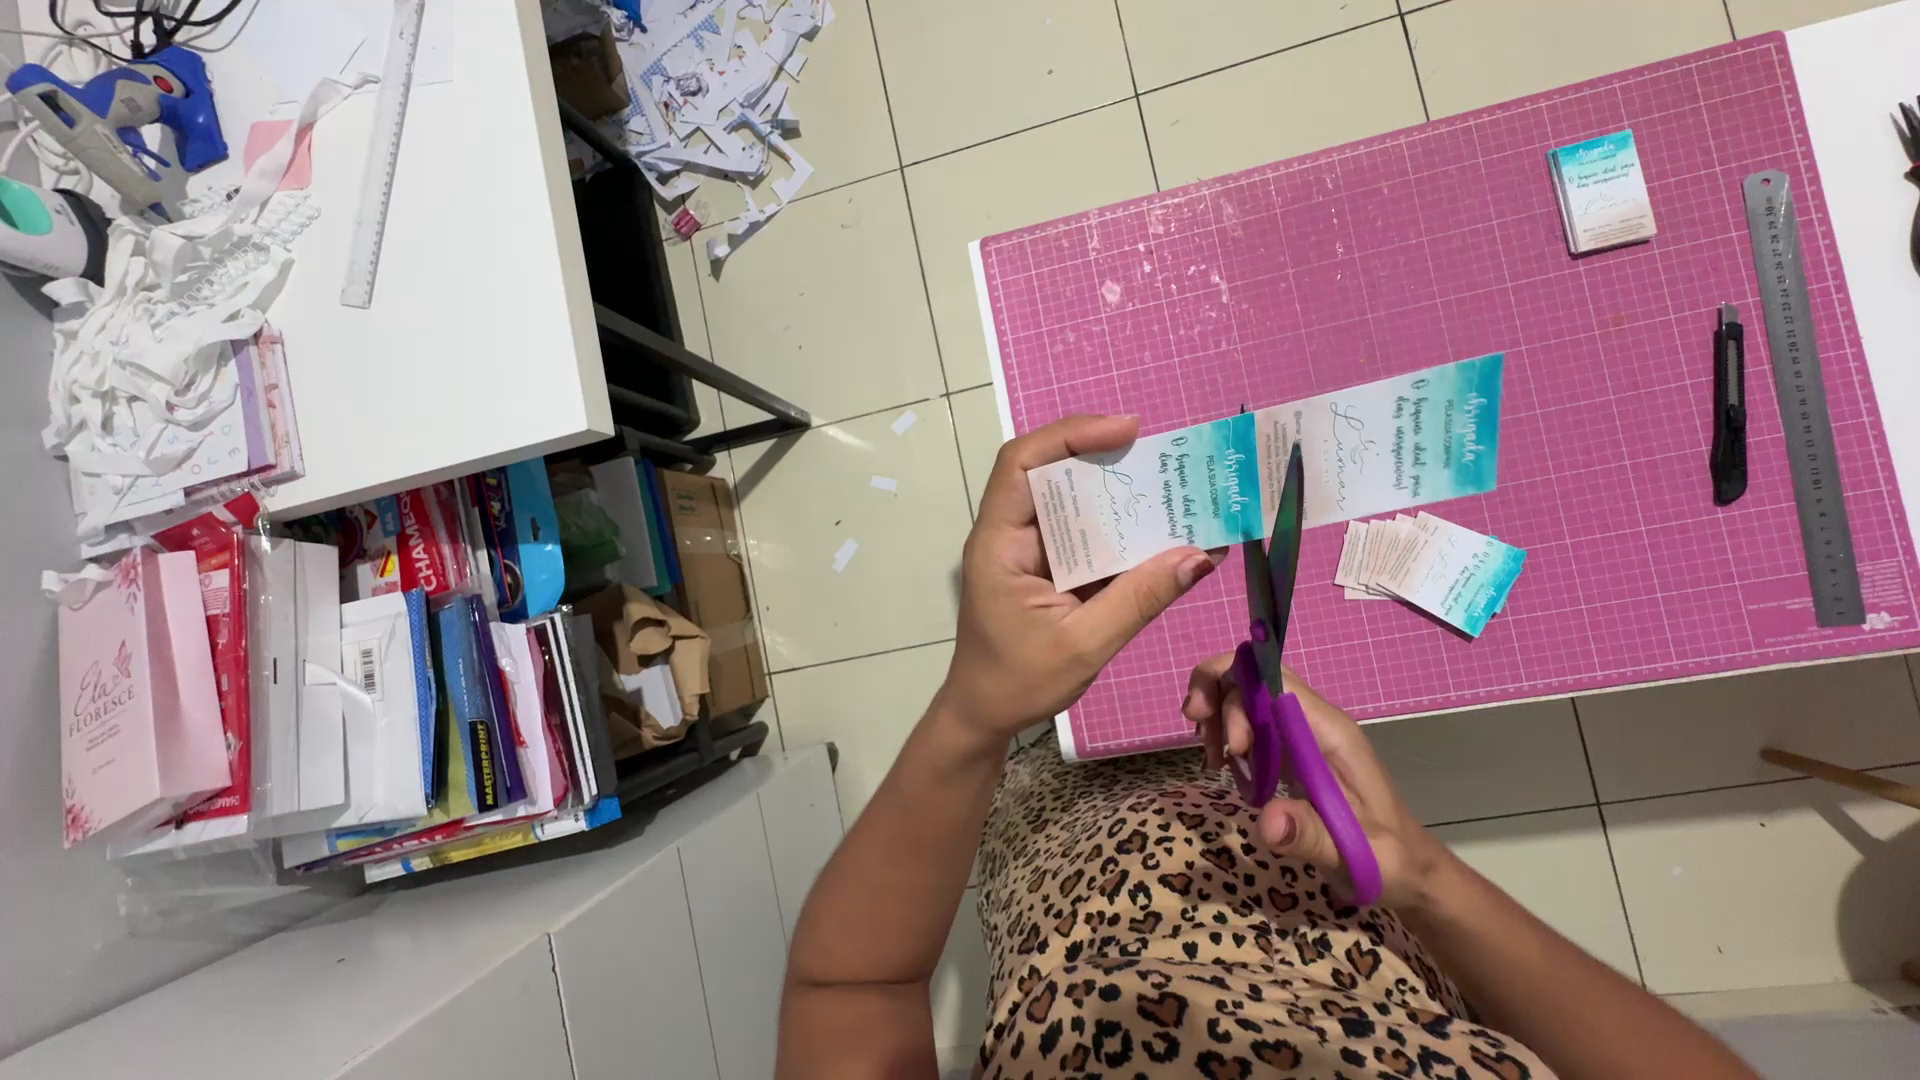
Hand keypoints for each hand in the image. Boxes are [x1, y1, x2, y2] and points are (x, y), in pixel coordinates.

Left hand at [941, 415, 1224, 743]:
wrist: (985, 715)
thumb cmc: (1017, 682)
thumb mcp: (1083, 645)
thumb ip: (1138, 600)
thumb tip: (1198, 556)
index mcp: (999, 543)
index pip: (1021, 463)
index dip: (1070, 435)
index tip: (1127, 430)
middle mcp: (1011, 535)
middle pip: (1052, 475)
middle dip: (1107, 461)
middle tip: (1165, 460)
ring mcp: (1030, 552)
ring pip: (1074, 506)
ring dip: (1120, 498)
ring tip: (1174, 492)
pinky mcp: (1048, 570)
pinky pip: (1086, 539)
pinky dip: (1121, 535)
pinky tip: (1161, 536)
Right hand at [1183, 654, 1455, 910]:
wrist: (1410, 871)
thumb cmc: (1391, 862)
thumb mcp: (1357, 856)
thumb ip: (1311, 836)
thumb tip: (1265, 822)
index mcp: (1330, 732)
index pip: (1275, 679)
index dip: (1237, 692)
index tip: (1227, 743)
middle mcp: (1313, 722)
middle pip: (1253, 678)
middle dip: (1217, 697)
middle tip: (1207, 746)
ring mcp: (1300, 734)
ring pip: (1246, 695)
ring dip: (1217, 715)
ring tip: (1212, 759)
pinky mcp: (1290, 751)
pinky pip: (1250, 722)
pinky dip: (1226, 735)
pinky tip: (1225, 768)